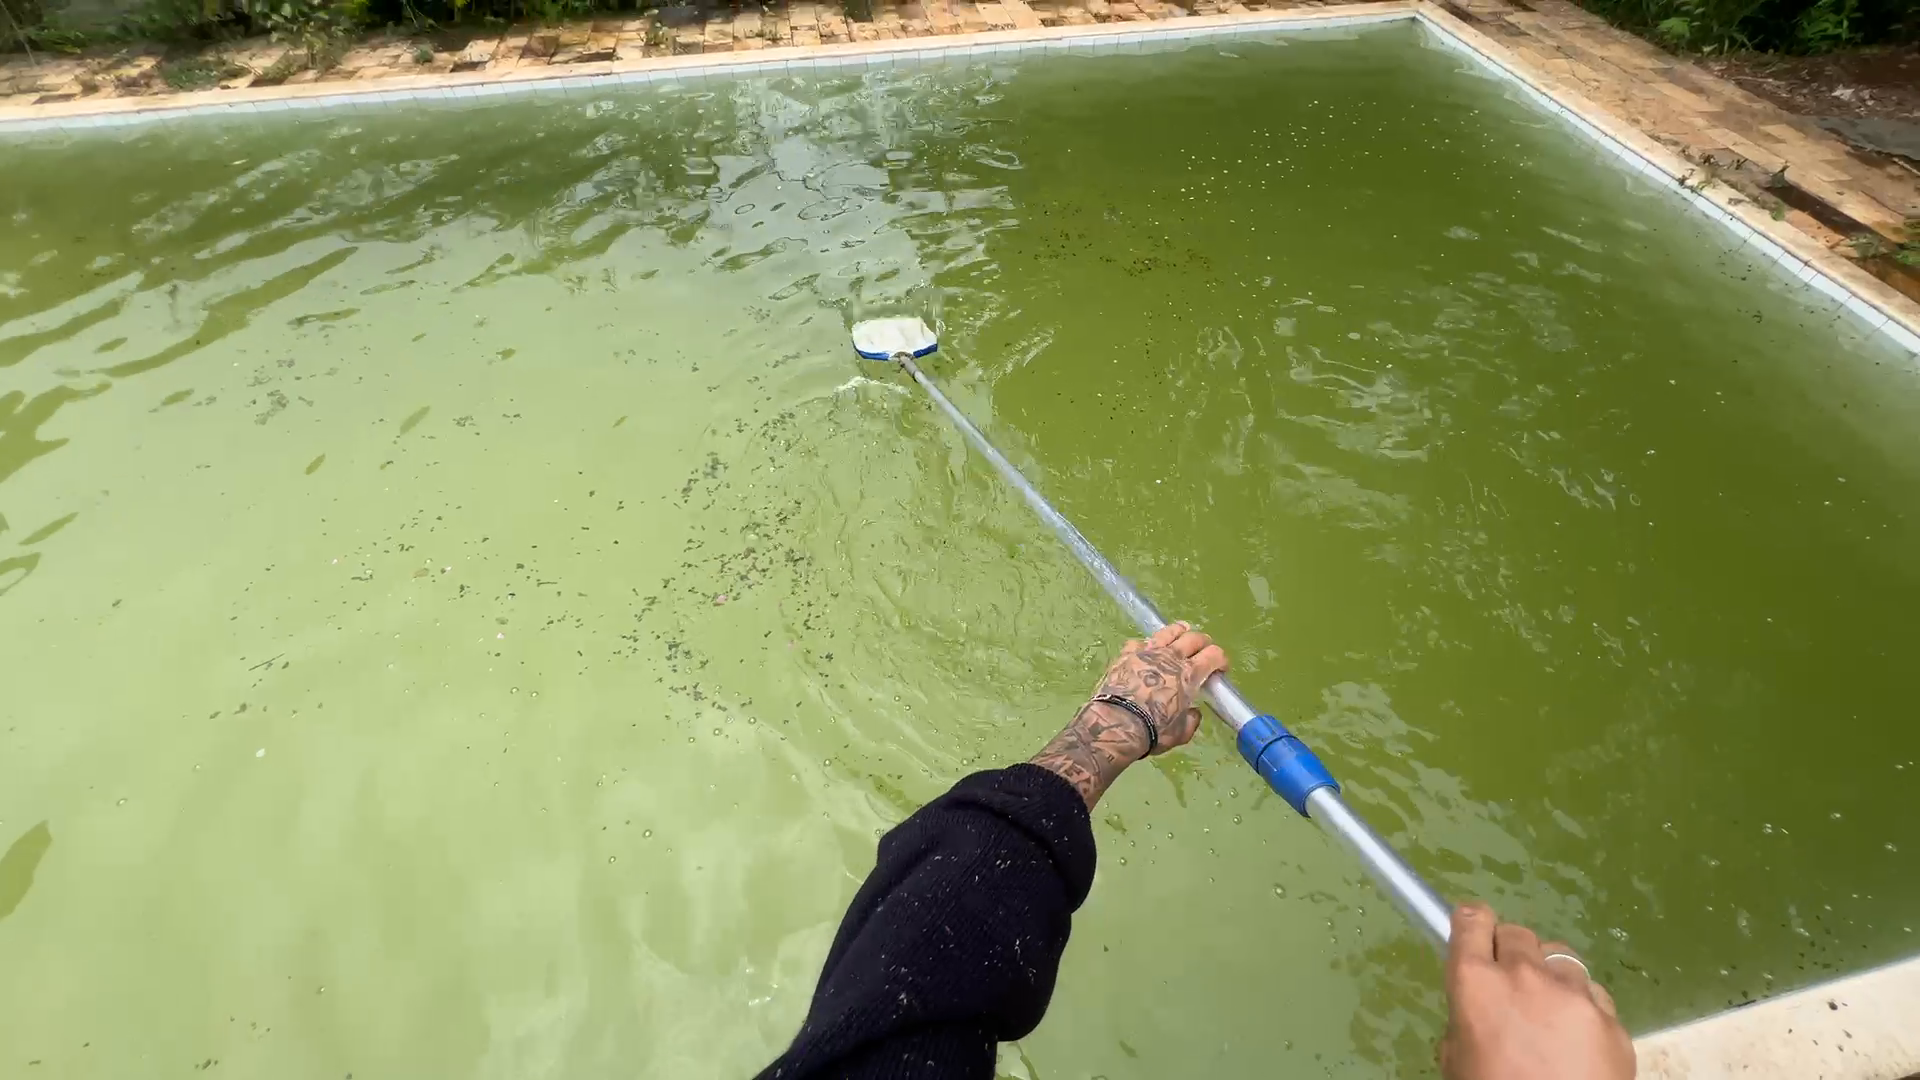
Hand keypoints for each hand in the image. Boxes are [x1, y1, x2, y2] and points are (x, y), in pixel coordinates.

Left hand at [1087, 621, 1228, 755]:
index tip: (1221, 667)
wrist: (1117, 722)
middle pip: (1193, 638)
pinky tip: (1147, 647)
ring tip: (1183, 629)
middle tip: (1204, 648)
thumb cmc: (1154, 730)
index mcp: (1189, 674)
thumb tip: (1193, 713)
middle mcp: (1170, 657)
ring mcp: (1147, 652)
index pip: (1214, 655)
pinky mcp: (1126, 654)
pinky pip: (1139, 642)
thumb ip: (1191, 719)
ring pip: (1167, 632)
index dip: (1221, 659)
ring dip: (1178, 630)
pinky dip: (1147, 644)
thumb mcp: (1182, 732)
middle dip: (1203, 642)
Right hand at [1440, 904, 1634, 1079]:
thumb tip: (1483, 1006)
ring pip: (1560, 957)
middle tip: (1513, 981)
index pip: (1471, 919)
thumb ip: (1467, 1013)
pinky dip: (1584, 1004)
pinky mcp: (1613, 1023)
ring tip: (1553, 1008)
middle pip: (1518, 933)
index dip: (1473, 921)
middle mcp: (1522, 975)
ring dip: (1551, 975)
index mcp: (1474, 978)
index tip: (1476, 930)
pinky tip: (1580, 1033)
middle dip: (1513, 951)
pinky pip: (1595, 993)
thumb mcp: (1457, 1051)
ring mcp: (1572, 996)